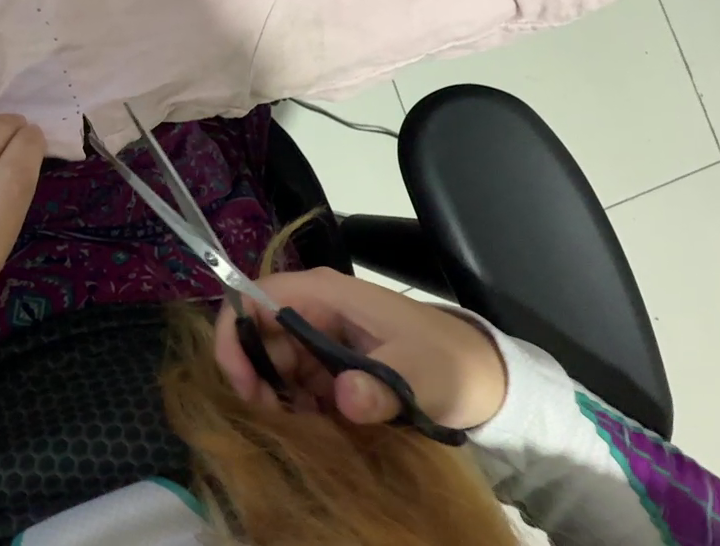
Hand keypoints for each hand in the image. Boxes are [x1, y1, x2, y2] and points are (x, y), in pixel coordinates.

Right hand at [214, 268, 507, 429]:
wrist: (485, 377)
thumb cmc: (449, 364)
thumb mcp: (421, 377)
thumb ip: (382, 389)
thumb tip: (344, 398)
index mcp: (323, 293)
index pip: (254, 296)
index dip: (235, 333)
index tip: (243, 385)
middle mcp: (312, 307)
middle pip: (256, 331)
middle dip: (253, 374)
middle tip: (273, 418)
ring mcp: (318, 333)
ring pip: (270, 357)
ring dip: (273, 393)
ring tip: (300, 426)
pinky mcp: (327, 359)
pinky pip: (292, 377)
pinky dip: (294, 402)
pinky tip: (315, 424)